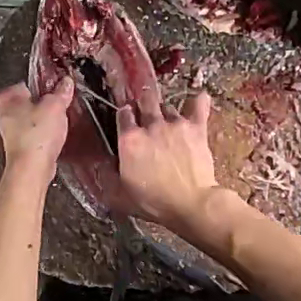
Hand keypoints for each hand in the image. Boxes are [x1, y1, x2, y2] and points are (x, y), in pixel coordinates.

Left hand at [0, 79, 74, 176]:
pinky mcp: (19, 147)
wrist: (32, 167)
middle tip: (58, 102)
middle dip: (42, 102)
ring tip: (59, 118)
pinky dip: (42, 134)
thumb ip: (61, 92)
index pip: (23, 83)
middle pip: (26, 102)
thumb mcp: (55, 106)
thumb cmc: (38, 133)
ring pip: (29, 119)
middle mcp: (4, 114)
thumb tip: (66, 82)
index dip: (39, 83)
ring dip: (42, 119)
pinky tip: (53, 135)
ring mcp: (10, 133)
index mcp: (8, 99)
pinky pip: (32, 134)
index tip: (53, 86)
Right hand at [115, 88, 221, 228]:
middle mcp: (151, 126)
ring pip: (169, 107)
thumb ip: (107, 177)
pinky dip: (198, 102)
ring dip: (166, 112)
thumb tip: (101, 166)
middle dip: (144, 102)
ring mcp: (175, 125)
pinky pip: (198, 107)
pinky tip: (199, 97)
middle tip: (145, 109)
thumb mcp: (120, 195)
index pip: (123, 115)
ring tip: (167, 120)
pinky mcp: (197, 129)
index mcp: (130, 140)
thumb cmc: (154, 202)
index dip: (124, 115)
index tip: (126, 119)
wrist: (190, 203)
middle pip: (145, 101)